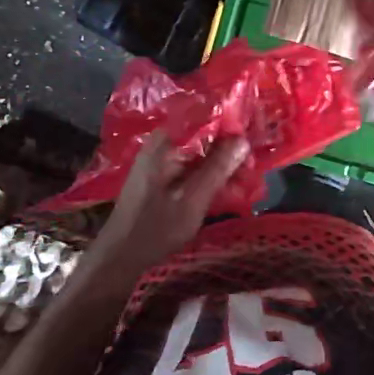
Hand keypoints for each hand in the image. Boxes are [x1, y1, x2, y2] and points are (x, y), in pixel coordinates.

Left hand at [88, 133, 248, 279]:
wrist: (120, 257)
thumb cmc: (155, 228)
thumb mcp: (193, 200)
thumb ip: (217, 169)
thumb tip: (243, 140)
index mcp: (164, 143)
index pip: (202, 117)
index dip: (229, 123)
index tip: (253, 134)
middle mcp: (161, 145)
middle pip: (202, 135)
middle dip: (229, 148)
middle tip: (253, 166)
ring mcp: (160, 161)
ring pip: (199, 153)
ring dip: (222, 164)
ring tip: (247, 178)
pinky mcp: (162, 176)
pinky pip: (191, 166)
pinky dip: (209, 174)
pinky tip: (228, 187)